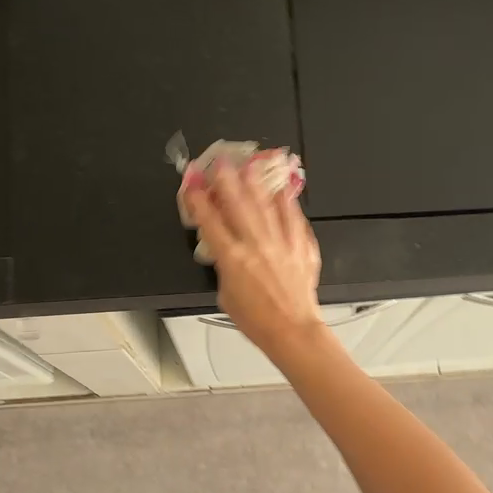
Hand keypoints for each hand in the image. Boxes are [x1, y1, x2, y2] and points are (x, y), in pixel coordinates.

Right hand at [182, 153, 324, 357]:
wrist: (292, 330)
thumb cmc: (258, 321)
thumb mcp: (226, 296)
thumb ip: (225, 268)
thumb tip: (226, 252)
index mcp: (232, 259)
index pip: (209, 221)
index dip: (198, 200)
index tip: (192, 184)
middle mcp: (256, 246)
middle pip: (237, 204)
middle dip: (225, 180)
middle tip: (219, 162)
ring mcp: (280, 244)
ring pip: (265, 205)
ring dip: (255, 183)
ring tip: (249, 165)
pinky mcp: (300, 247)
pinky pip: (293, 218)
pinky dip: (287, 202)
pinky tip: (282, 189)